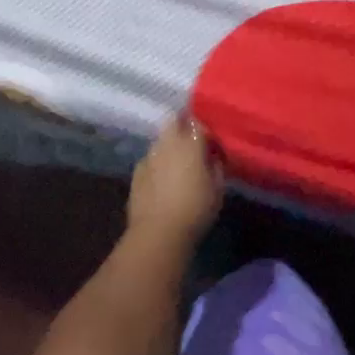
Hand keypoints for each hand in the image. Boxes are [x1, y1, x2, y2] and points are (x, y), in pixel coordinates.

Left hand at [128, 113, 223, 242]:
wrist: (158, 232)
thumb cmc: (195, 210)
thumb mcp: (217, 189)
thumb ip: (216, 166)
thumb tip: (212, 157)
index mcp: (190, 144)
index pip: (197, 122)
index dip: (204, 128)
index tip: (211, 140)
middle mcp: (167, 143)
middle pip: (174, 122)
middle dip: (183, 127)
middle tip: (193, 143)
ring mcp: (149, 156)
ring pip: (161, 140)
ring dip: (170, 144)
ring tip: (178, 163)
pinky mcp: (137, 170)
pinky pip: (151, 158)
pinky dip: (158, 162)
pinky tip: (162, 178)